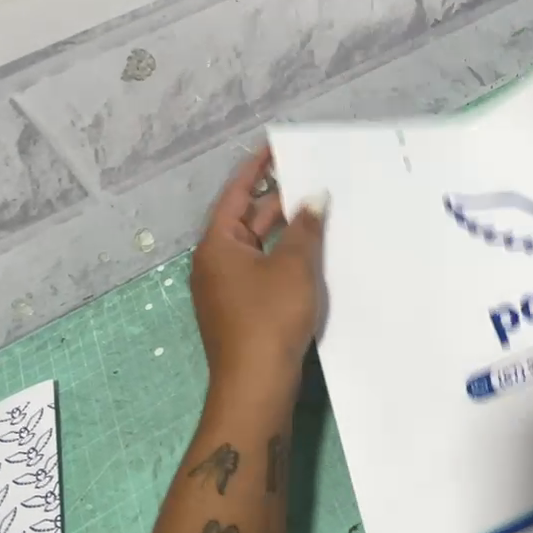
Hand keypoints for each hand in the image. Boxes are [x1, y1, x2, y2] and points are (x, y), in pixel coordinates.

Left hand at [190, 147, 327, 386]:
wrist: (256, 384)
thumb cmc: (270, 317)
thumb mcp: (294, 266)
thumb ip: (306, 228)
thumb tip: (315, 197)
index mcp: (217, 246)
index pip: (235, 194)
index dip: (256, 169)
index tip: (275, 147)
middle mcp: (215, 263)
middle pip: (246, 219)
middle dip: (276, 200)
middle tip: (310, 176)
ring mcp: (226, 288)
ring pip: (257, 245)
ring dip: (283, 228)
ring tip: (317, 208)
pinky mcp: (241, 308)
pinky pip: (262, 267)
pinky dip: (283, 253)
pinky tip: (310, 251)